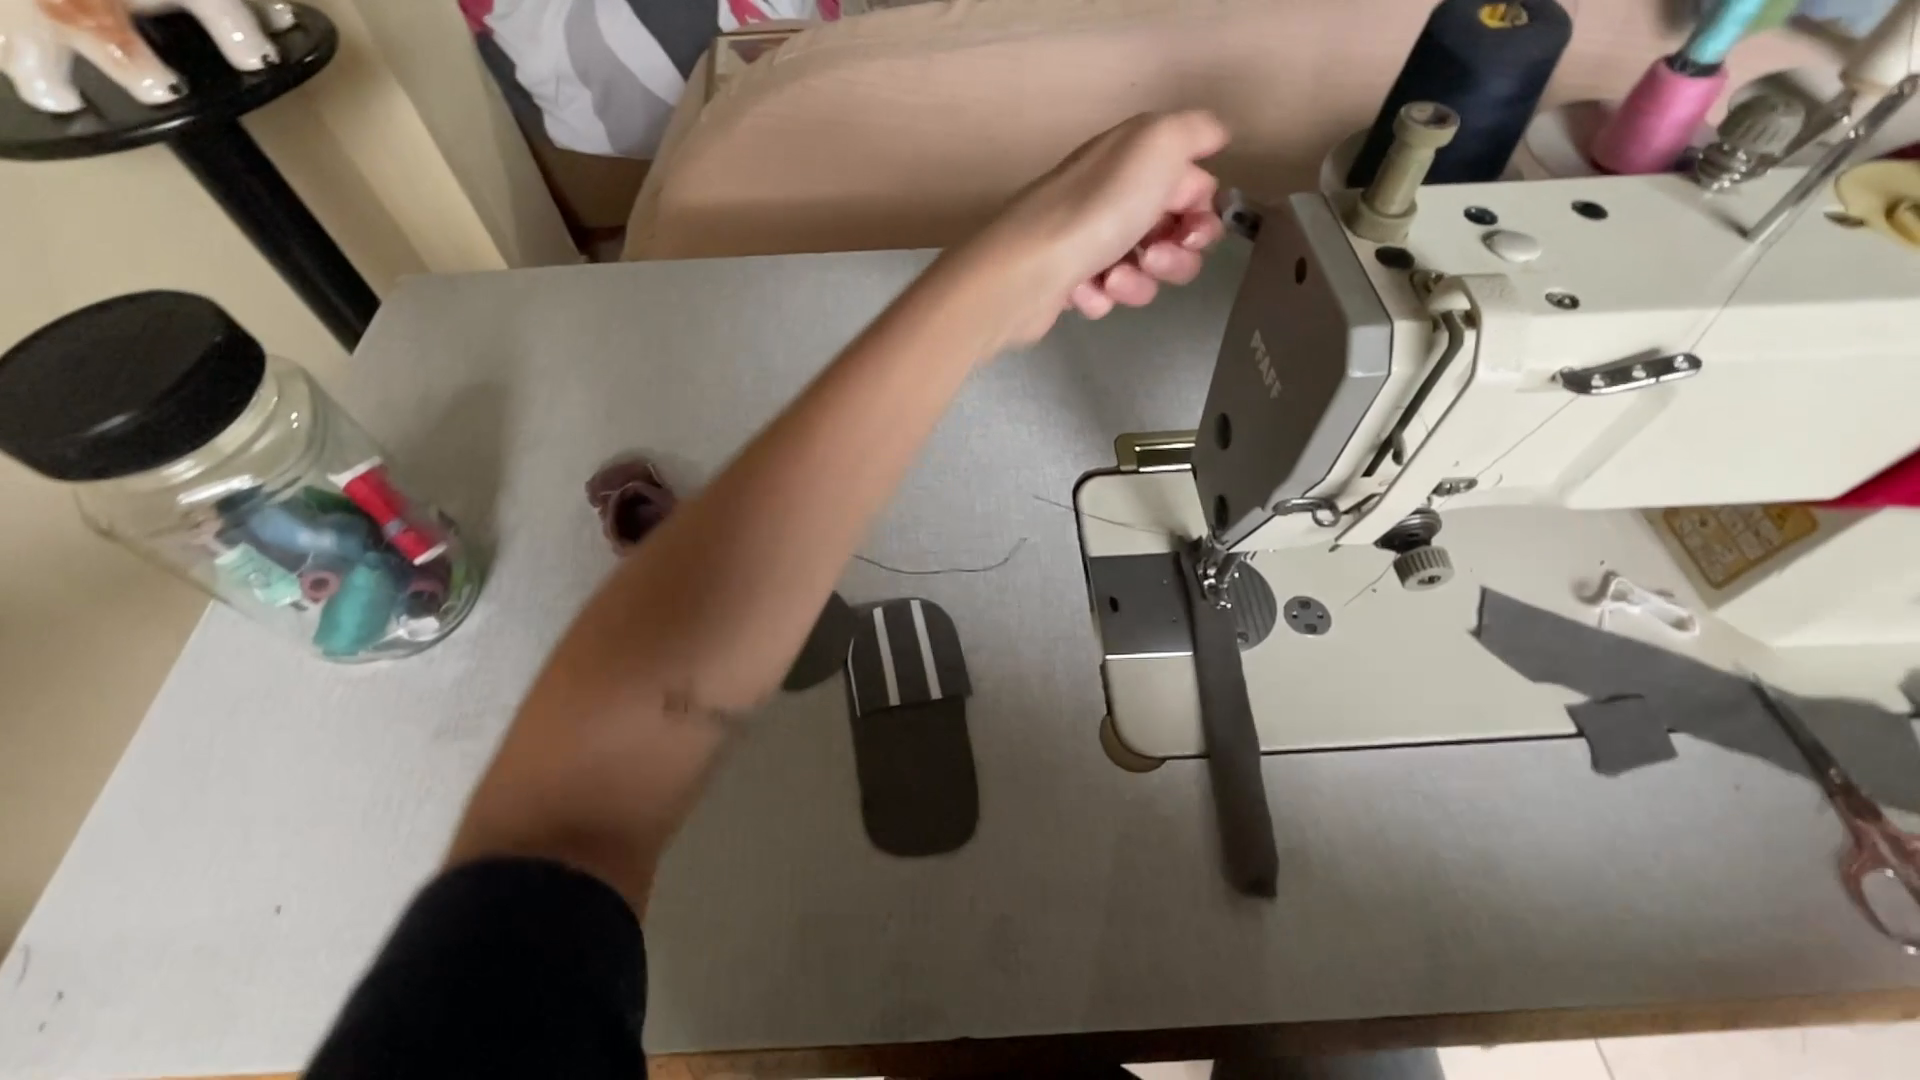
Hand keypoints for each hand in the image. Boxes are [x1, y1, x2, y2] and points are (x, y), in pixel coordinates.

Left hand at [976, 111, 1230, 343]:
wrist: (1025, 271)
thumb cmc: (1096, 208)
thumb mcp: (1157, 144)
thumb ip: (1194, 130)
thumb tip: (1216, 134)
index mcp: (1133, 160)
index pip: (1192, 186)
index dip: (1202, 213)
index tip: (1191, 229)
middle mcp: (1111, 196)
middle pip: (1173, 235)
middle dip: (1177, 255)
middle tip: (1154, 258)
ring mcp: (1089, 241)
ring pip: (1145, 272)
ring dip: (1138, 282)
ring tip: (1111, 278)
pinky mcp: (1070, 282)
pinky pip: (1108, 296)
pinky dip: (1101, 297)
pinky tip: (1082, 292)